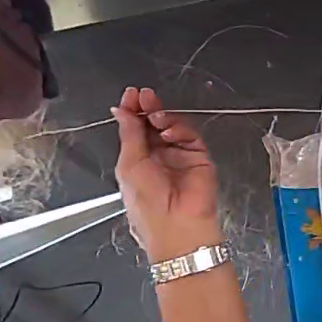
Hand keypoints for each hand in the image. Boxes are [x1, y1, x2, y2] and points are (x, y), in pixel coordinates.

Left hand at [114, 86, 220, 260]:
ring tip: (155, 116)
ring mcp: (180, 157)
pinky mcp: (199, 157)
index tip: (130, 95)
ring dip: (162, 118)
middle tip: (144, 96)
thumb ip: (129, 134)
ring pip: (172, 127)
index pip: (135, 130)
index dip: (132, 111)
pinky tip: (169, 133)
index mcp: (137, 160)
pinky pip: (190, 136)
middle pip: (154, 125)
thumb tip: (121, 111)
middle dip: (148, 109)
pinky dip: (179, 130)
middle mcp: (159, 157)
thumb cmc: (147, 203)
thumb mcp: (129, 165)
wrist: (177, 225)